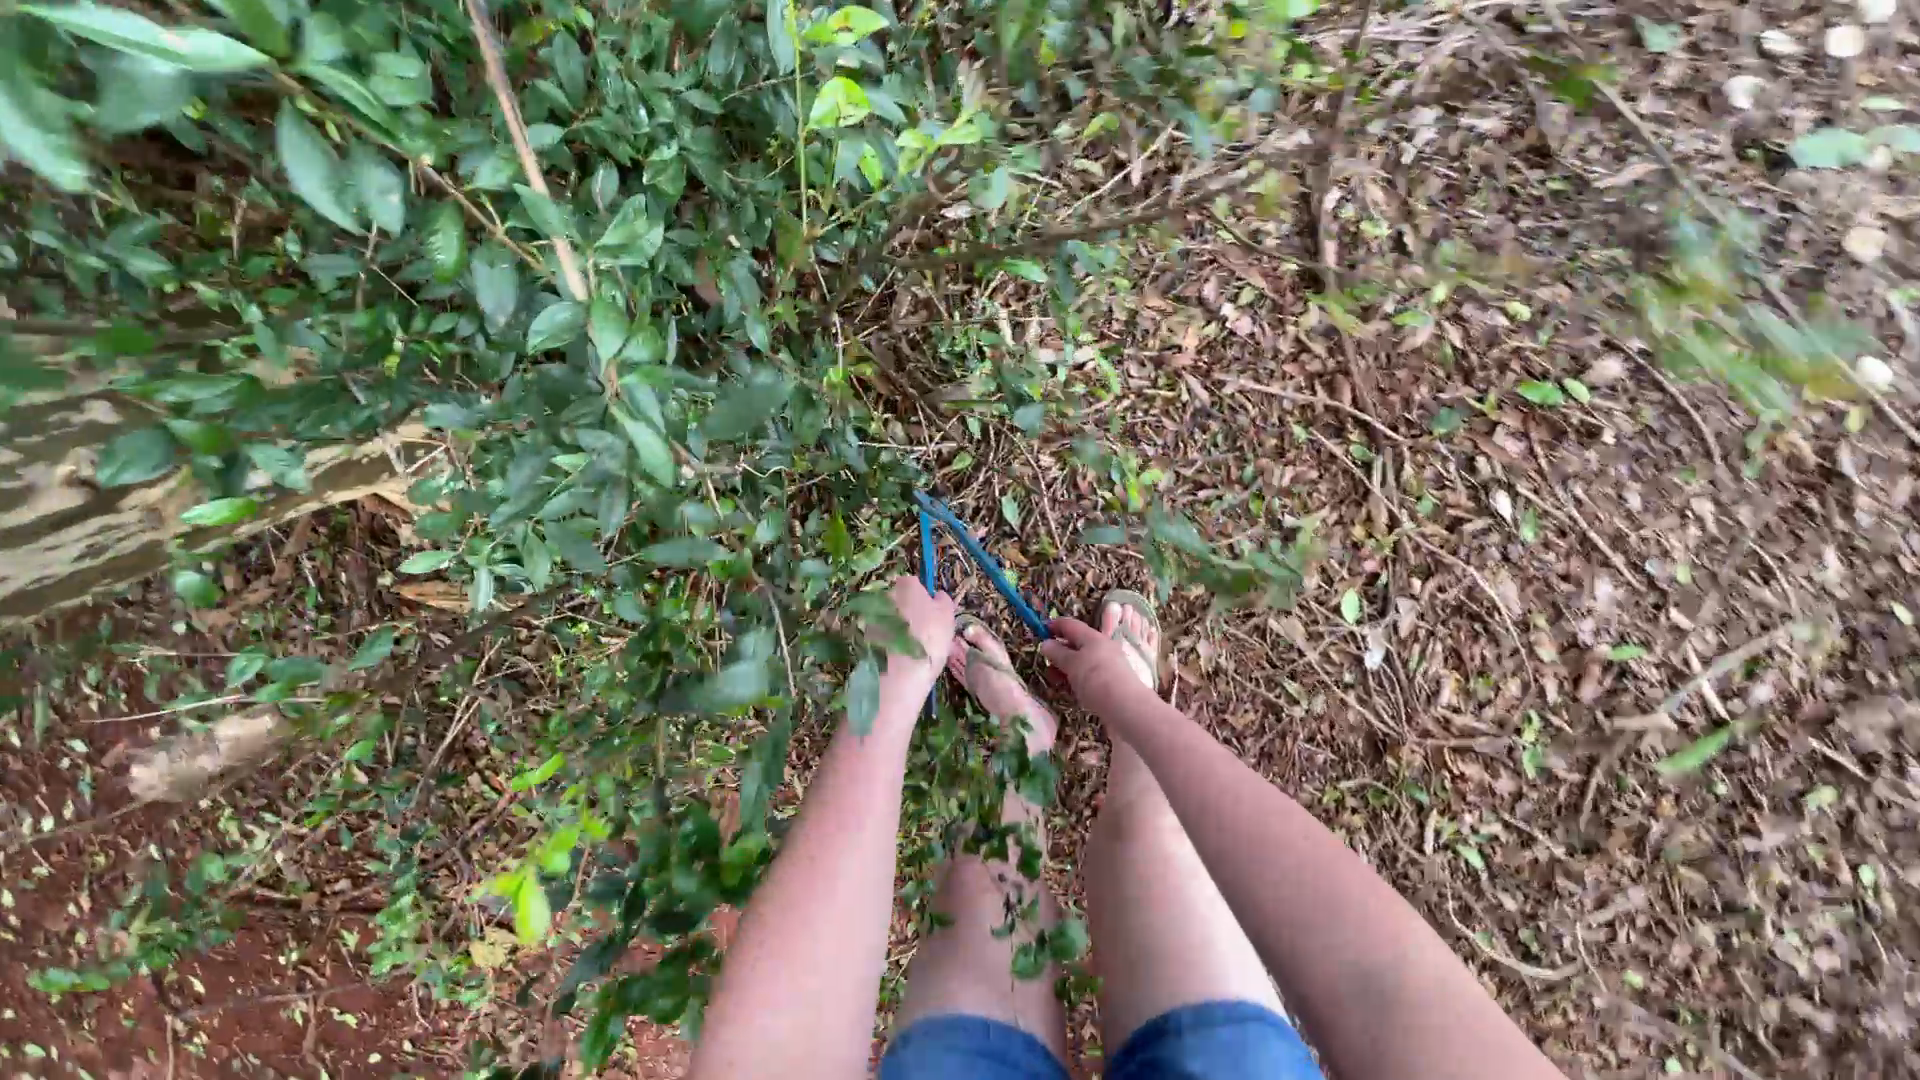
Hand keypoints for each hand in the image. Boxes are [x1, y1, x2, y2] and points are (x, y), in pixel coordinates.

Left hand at [882, 574, 955, 681]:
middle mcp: (886, 596)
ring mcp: (872, 616)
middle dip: (907, 611)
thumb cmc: (930, 638)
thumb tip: (937, 595)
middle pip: (899, 600)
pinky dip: (888, 643)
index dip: (921, 596)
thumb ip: (943, 601)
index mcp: (906, 586)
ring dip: (897, 629)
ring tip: (912, 649)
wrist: (901, 672)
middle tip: (922, 631)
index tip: (930, 611)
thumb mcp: (948, 616)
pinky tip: (900, 658)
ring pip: (889, 619)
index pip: (913, 583)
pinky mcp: (865, 637)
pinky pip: (881, 636)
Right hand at [1040, 616, 1154, 715]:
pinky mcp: (1111, 681)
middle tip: (1046, 663)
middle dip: (1059, 652)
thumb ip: (1057, 653)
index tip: (1040, 631)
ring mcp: (1108, 665)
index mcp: (1092, 637)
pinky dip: (1078, 679)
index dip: (1054, 626)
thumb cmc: (1095, 679)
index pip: (1070, 625)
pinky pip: (1089, 675)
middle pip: (1076, 644)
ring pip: (1082, 662)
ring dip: (1066, 668)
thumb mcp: (1071, 664)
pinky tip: (1072, 690)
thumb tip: (1046, 643)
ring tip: (1056, 680)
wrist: (1126, 706)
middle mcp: (1102, 647)